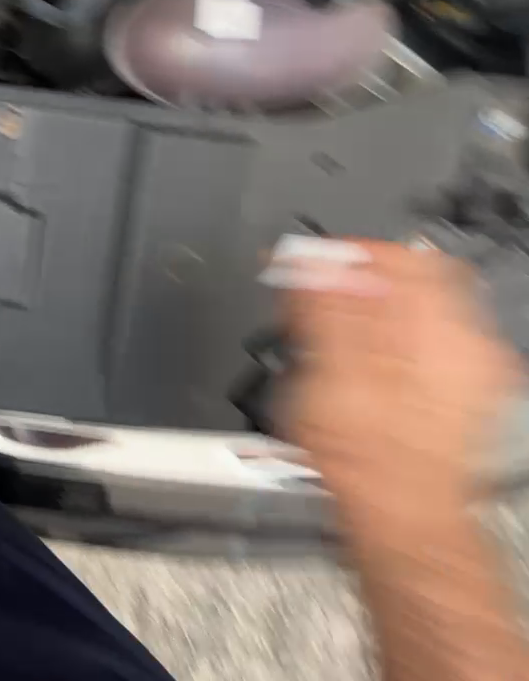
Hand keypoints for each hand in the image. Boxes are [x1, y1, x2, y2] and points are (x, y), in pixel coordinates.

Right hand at [281, 240, 522, 520]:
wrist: (394, 510)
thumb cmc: (364, 451)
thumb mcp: (331, 373)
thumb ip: (328, 313)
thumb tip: (319, 261)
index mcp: (441, 340)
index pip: (406, 260)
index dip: (347, 252)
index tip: (300, 259)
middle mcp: (464, 349)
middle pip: (410, 281)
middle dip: (347, 278)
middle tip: (298, 292)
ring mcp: (461, 370)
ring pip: (408, 308)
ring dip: (354, 304)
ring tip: (309, 325)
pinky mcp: (447, 387)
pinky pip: (410, 335)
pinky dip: (369, 329)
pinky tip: (338, 352)